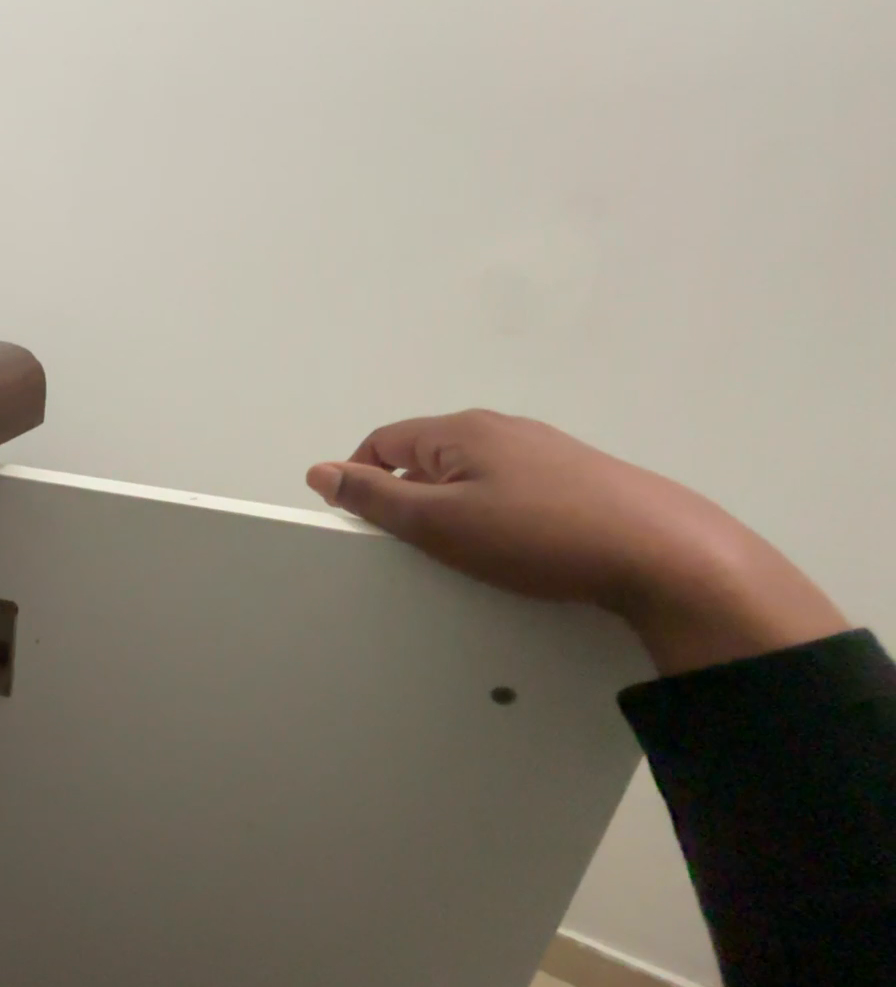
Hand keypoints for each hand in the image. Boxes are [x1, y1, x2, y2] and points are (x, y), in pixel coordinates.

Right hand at [305, 409, 848, 674]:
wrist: (667, 557)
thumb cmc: (535, 536)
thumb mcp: (435, 522)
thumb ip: (372, 496)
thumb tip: (320, 471)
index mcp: (461, 431)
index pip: (381, 441)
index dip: (358, 477)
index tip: (362, 521)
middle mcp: (502, 428)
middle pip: (425, 455)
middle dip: (407, 495)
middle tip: (414, 541)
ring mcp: (546, 450)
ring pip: (469, 473)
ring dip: (450, 505)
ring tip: (465, 549)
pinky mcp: (580, 477)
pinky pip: (509, 487)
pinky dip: (493, 512)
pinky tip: (514, 545)